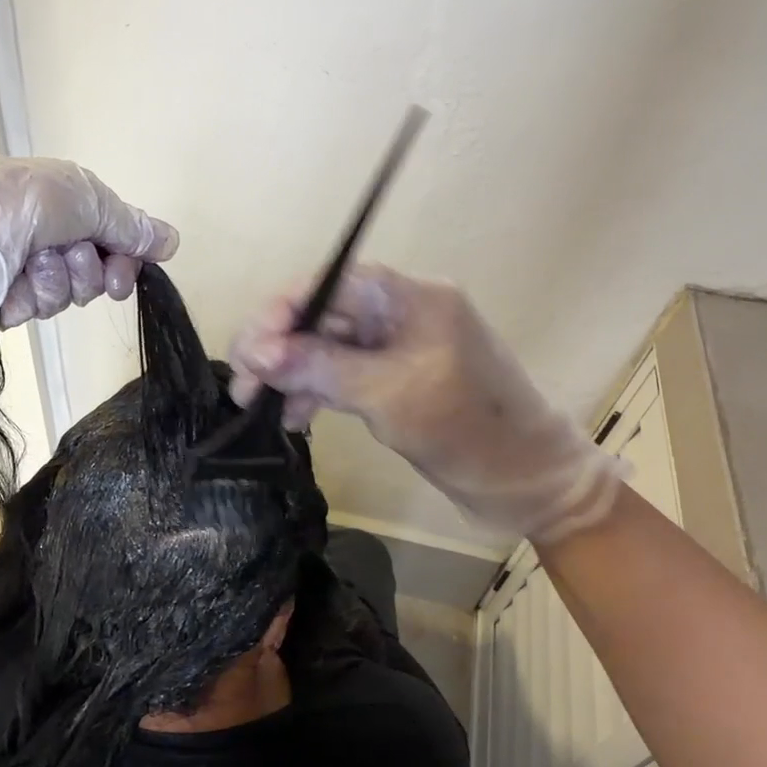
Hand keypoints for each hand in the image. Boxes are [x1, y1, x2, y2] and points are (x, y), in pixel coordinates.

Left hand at [0, 146, 177, 331]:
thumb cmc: (22, 204)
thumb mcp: (87, 200)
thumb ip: (130, 225)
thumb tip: (173, 241)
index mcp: (71, 207)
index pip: (117, 247)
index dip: (122, 266)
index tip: (120, 276)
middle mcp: (52, 236)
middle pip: (92, 279)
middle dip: (81, 273)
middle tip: (64, 257)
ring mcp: (25, 268)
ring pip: (62, 299)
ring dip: (50, 284)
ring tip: (27, 266)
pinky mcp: (2, 297)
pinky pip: (31, 312)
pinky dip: (23, 299)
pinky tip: (7, 286)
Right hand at [228, 264, 625, 541]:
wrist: (526, 483)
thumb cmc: (468, 429)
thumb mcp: (390, 395)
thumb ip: (322, 368)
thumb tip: (259, 353)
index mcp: (410, 298)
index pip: (332, 283)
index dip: (283, 309)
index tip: (248, 349)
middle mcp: (398, 316)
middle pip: (322, 315)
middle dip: (277, 345)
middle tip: (240, 381)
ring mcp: (394, 353)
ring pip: (325, 349)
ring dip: (288, 373)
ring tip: (252, 403)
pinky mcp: (391, 386)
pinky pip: (339, 378)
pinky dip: (312, 394)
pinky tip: (290, 417)